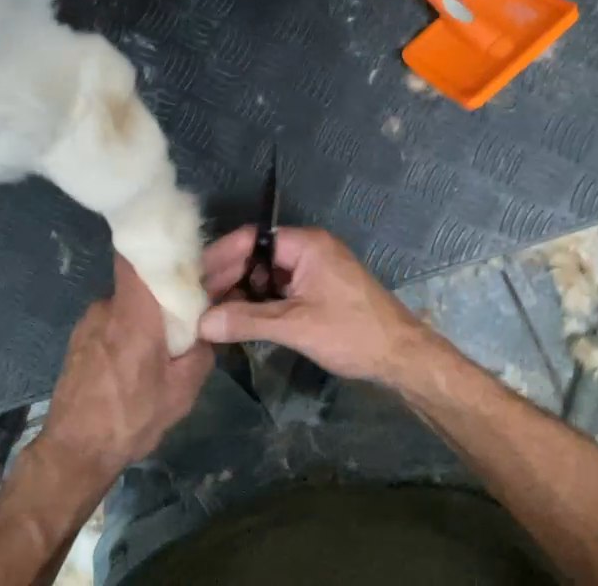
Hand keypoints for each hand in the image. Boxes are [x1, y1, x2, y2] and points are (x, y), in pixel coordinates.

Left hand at [37, 256, 212, 481]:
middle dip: (170, 284)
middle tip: (199, 297)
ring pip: (130, 303)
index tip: (188, 240)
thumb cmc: (131, 418)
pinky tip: (142, 356)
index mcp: (133, 311)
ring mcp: (90, 321)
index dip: (161, 241)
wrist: (74, 451)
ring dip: (150, 312)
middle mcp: (108, 306)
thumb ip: (200, 351)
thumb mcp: (182, 391)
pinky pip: (114, 321)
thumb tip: (205, 328)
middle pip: (143, 278)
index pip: (138, 254)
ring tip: (170, 337)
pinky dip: (132, 328)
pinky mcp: (81, 339)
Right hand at [199, 226, 439, 383]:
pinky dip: (261, 302)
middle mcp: (309, 249)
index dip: (220, 257)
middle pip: (257, 255)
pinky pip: (280, 288)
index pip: (251, 239)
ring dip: (242, 292)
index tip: (194, 278)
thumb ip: (247, 321)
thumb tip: (201, 323)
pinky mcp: (318, 290)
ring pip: (266, 274)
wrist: (402, 357)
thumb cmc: (352, 333)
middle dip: (228, 277)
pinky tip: (241, 320)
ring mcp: (315, 270)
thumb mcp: (296, 326)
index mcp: (305, 244)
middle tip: (199, 300)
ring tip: (214, 313)